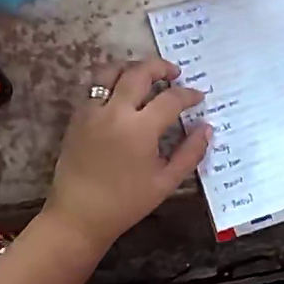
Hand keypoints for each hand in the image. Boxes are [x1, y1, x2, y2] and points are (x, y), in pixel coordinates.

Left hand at [40, 57, 211, 252]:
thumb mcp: (166, 182)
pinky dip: (111, 81)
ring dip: (132, 67)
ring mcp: (91, 112)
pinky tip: (122, 92)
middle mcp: (114, 112)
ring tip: (145, 75)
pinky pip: (93, 87)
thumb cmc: (126, 203)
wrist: (79, 216)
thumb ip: (190, 153)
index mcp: (139, 129)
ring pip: (110, 71)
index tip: (198, 97)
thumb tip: (206, 128)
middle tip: (174, 73)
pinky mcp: (77, 117)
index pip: (170, 99)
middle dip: (160, 67)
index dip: (188, 95)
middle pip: (139, 73)